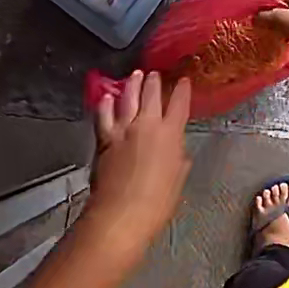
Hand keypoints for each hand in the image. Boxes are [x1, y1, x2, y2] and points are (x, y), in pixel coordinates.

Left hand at [83, 70, 192, 265]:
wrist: (121, 214)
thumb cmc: (157, 201)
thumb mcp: (178, 178)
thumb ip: (178, 158)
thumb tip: (176, 149)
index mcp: (171, 134)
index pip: (179, 104)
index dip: (183, 90)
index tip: (184, 80)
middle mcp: (147, 125)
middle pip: (151, 95)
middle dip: (155, 81)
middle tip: (155, 74)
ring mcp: (123, 130)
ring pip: (128, 99)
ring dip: (132, 85)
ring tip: (135, 75)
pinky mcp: (105, 139)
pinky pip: (104, 115)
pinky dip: (106, 104)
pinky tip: (107, 97)